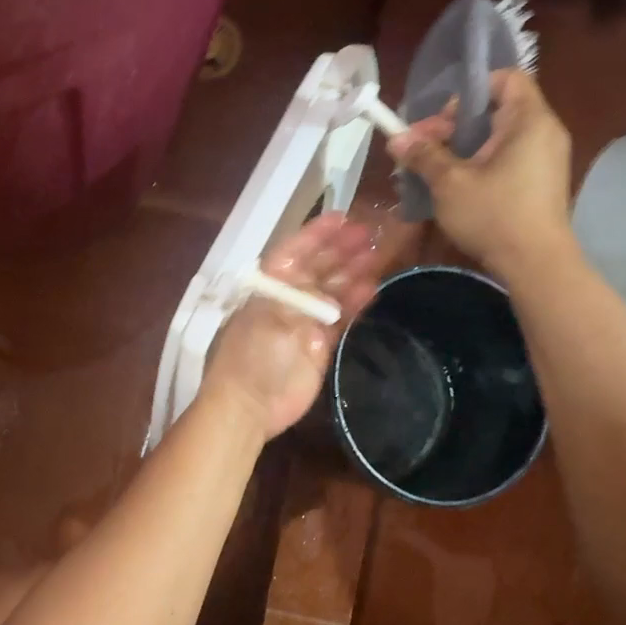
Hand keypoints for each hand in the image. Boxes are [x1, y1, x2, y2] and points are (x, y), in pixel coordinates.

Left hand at [203, 213, 377, 437]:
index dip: (315, 235)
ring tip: (377, 255)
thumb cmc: (252, 358)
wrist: (248, 406)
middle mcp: (287, 299)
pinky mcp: (319, 345)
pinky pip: (341, 317)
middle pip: (317, 268)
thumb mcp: (271, 321)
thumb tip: (327, 289)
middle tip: (369, 233)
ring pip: (332, 290)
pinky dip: (355, 303)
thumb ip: (299, 301)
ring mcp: (304, 322)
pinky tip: (372, 287)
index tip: (341, 217)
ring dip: (352, 272)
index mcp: (267, 288)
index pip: (293, 252)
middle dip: (340, 249)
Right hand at [387, 69, 575, 281]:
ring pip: (499, 137)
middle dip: (456, 125)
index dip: (470, 90)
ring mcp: (546, 158)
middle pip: (498, 109)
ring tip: (434, 170)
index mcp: (529, 120)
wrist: (535, 263)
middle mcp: (544, 132)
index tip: (442, 121)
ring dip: (464, 148)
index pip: (506, 78)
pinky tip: (457, 187)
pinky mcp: (541, 182)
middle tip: (425, 150)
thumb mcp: (449, 183)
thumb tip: (396, 138)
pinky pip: (508, 158)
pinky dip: (481, 164)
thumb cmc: (494, 214)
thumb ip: (423, 155)